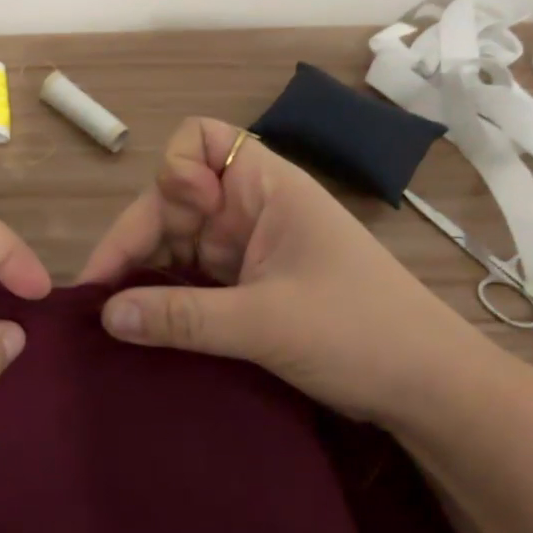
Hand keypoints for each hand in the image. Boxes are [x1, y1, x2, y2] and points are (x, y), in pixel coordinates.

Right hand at [78, 117, 498, 425]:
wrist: (432, 392)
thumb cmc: (361, 334)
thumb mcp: (267, 323)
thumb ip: (181, 316)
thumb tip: (104, 314)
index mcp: (267, 188)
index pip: (200, 140)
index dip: (175, 168)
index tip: (176, 216)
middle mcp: (251, 208)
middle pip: (172, 200)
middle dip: (136, 240)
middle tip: (99, 298)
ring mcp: (247, 249)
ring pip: (175, 242)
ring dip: (143, 274)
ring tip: (110, 320)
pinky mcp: (246, 288)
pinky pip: (189, 279)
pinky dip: (163, 299)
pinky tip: (141, 330)